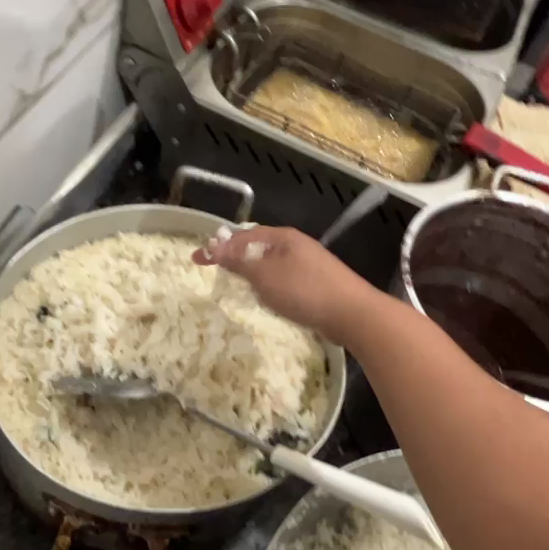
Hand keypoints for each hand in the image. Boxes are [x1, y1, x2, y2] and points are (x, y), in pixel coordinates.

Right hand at [194, 226, 385, 342]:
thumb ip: (238, 260)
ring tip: (236, 283)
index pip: (242, 236)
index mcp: (282, 237)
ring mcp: (308, 264)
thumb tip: (214, 245)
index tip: (196, 259)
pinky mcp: (316, 284)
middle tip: (214, 269)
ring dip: (251, 270)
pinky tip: (266, 297)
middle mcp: (295, 245)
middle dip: (234, 255)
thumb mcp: (264, 275)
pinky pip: (283, 278)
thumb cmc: (305, 290)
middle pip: (257, 246)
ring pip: (271, 263)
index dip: (218, 246)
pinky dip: (268, 283)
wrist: (352, 314)